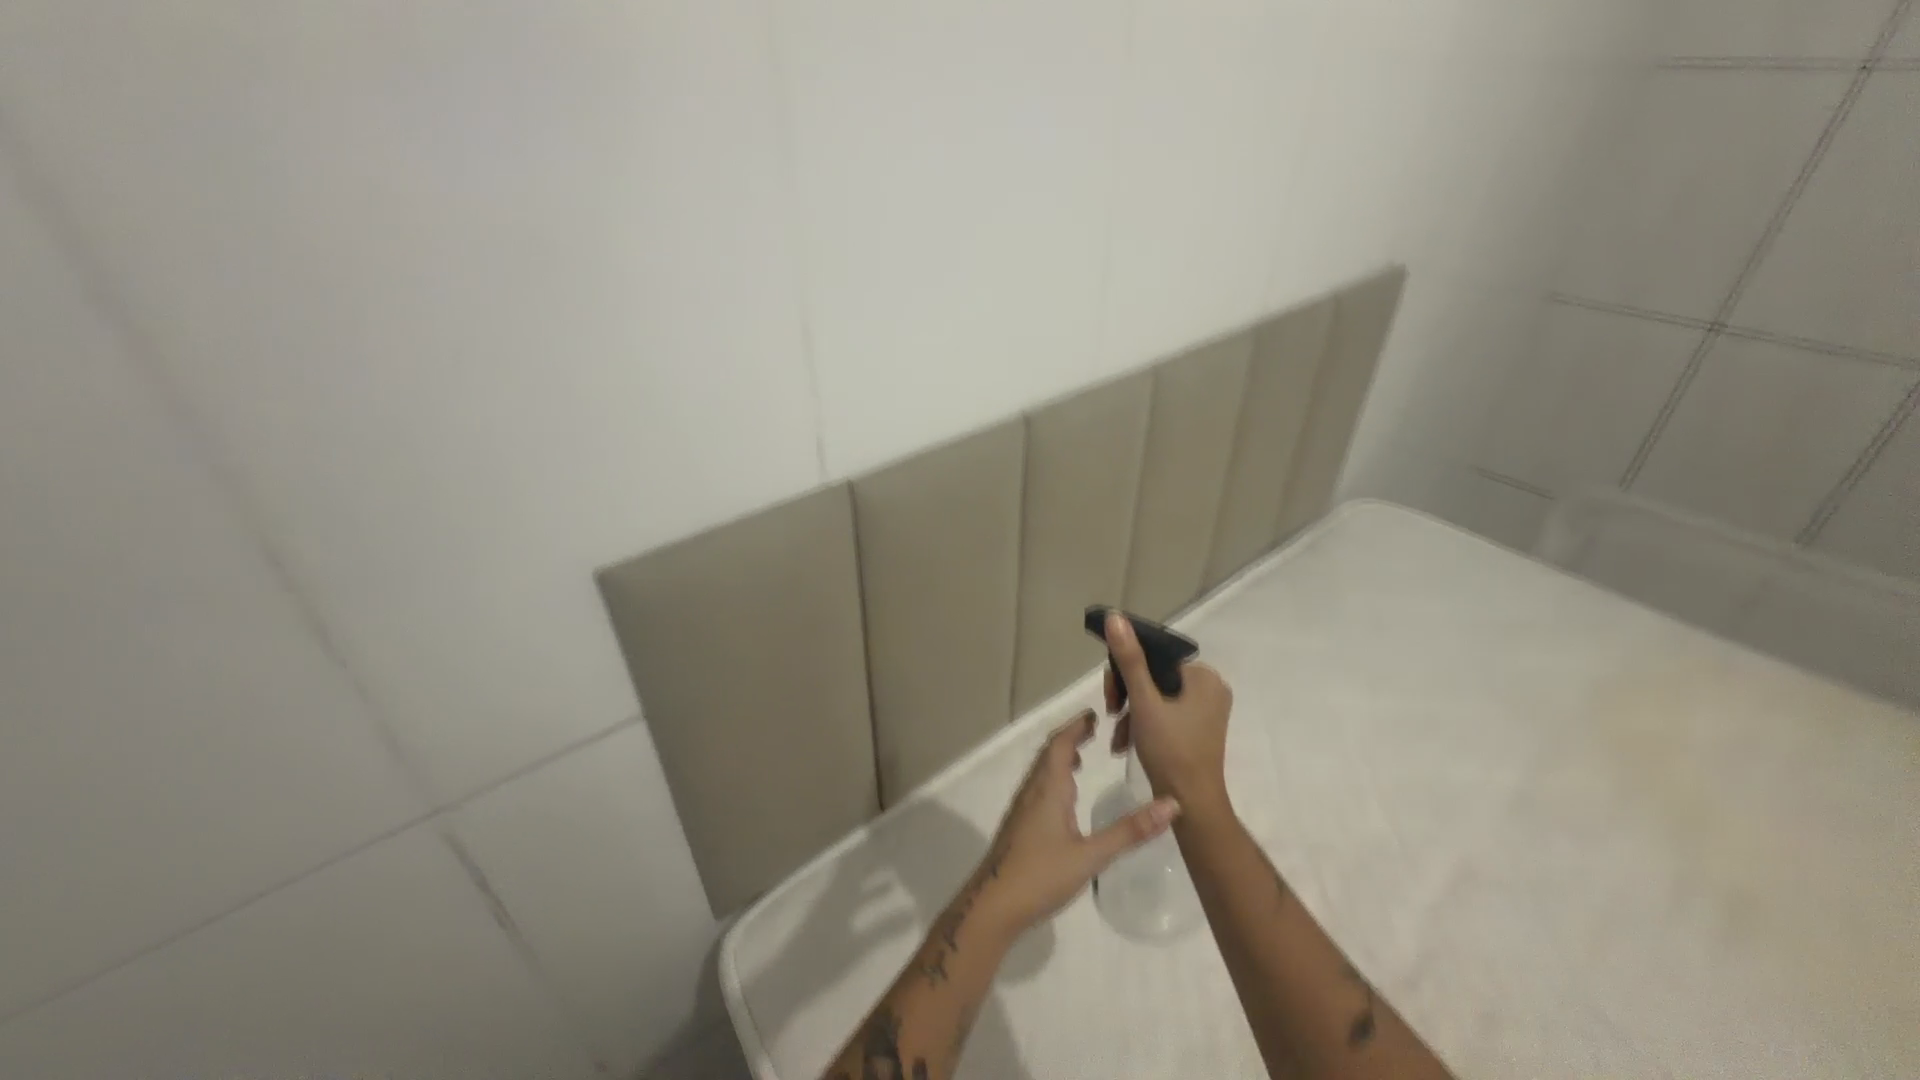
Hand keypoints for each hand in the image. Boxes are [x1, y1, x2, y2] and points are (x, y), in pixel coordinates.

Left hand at [967, 709, 1180, 936]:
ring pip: (1040, 773)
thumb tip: (1172, 804)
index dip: (1076, 727)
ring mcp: (1021, 811)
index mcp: (1048, 790)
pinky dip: (1053, 781)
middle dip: (1069, 739)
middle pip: (1048, 754)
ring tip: (1082, 760)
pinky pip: (1036, 790)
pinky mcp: (1018, 828)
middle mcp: (1032, 792)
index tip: (1094, 715)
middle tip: (1093, 731)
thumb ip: (1130, 831)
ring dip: (1059, 759)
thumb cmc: (1040, 875)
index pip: (1060, 745)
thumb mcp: (1091, 856)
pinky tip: (1064, 803)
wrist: (991, 906)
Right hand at [1104, 611, 1232, 808]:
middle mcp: (1211, 689)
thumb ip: (1129, 660)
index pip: (1155, 658)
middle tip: (1111, 717)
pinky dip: (1144, 725)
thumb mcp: (1144, 703)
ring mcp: (1207, 711)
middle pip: (1154, 677)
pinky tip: (1127, 744)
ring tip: (1117, 739)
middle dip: (1128, 697)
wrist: (1191, 805)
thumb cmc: (1170, 751)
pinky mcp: (1199, 730)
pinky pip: (1165, 714)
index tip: (1110, 698)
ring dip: (1131, 714)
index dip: (1126, 673)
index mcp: (1204, 677)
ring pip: (1156, 698)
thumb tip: (1115, 617)